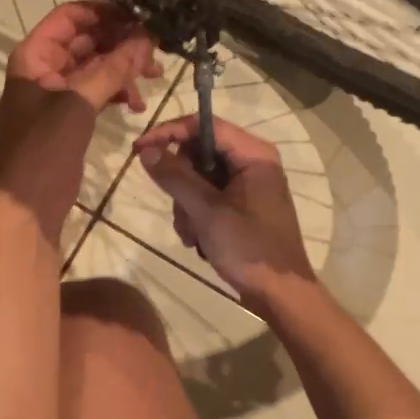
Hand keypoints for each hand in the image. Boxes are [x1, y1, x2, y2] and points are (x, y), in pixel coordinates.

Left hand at [0, 0, 161, 221]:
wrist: (29, 201)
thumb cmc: (43, 146)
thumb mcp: (78, 102)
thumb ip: (112, 69)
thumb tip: (145, 39)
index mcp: (34, 55)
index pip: (70, 17)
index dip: (104, 11)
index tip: (140, 13)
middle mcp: (44, 67)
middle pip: (87, 39)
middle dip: (121, 41)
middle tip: (157, 46)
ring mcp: (58, 91)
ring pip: (97, 65)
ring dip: (125, 67)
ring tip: (155, 74)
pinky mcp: (71, 115)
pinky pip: (98, 90)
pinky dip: (118, 91)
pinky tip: (137, 103)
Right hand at [133, 114, 317, 306]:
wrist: (280, 293)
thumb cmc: (249, 248)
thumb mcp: (207, 212)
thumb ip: (176, 177)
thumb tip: (146, 150)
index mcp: (253, 154)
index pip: (204, 125)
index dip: (169, 133)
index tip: (139, 149)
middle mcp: (253, 162)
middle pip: (199, 153)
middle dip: (181, 183)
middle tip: (177, 210)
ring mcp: (249, 185)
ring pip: (200, 179)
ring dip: (187, 206)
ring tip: (193, 235)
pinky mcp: (243, 206)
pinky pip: (209, 198)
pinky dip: (198, 216)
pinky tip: (200, 241)